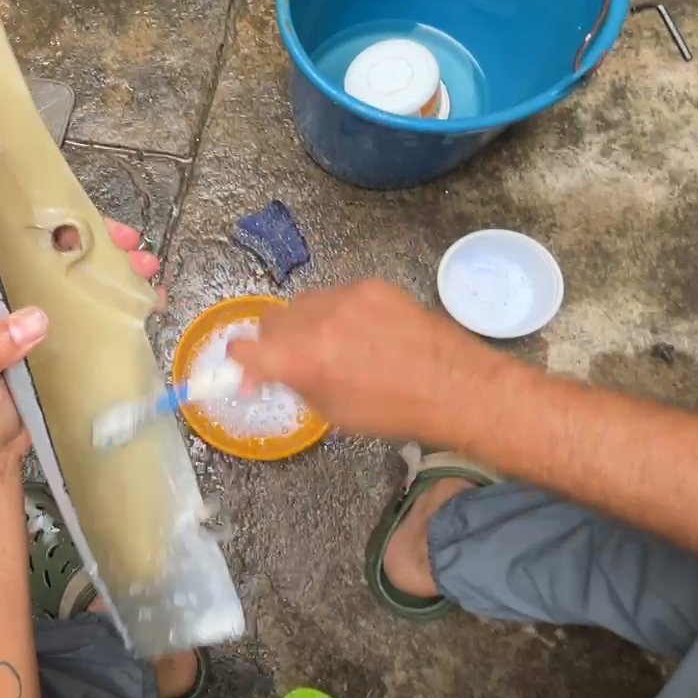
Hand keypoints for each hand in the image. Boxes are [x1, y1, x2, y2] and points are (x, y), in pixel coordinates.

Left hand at [0, 220, 160, 461]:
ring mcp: (43, 319)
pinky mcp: (65, 343)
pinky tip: (146, 303)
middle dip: (98, 244)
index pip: (16, 244)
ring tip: (147, 270)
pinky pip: (95, 316)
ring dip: (115, 272)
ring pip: (81, 282)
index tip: (86, 225)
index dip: (51, 226)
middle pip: (58, 256)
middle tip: (130, 246)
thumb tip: (34, 319)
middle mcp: (15, 298)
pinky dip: (121, 307)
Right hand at [225, 279, 514, 442]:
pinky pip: (335, 295)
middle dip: (274, 342)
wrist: (458, 388)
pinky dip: (338, 312)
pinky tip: (364, 332)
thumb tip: (270, 372)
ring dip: (305, 323)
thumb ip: (293, 383)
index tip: (249, 368)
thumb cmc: (394, 411)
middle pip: (269, 321)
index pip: (242, 348)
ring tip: (335, 344)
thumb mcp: (331, 411)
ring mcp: (345, 298)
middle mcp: (317, 322)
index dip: (240, 359)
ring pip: (301, 304)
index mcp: (303, 360)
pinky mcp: (370, 285)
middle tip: (295, 359)